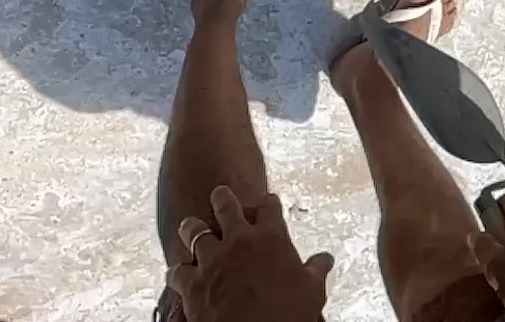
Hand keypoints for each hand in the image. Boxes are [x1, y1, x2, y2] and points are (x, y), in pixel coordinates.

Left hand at [168, 186, 332, 321]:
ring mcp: (214, 261)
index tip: (265, 203)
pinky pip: (178, 270)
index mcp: (271, 236)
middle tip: (219, 195)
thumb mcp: (312, 290)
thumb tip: (326, 259)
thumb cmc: (289, 314)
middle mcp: (240, 240)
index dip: (266, 202)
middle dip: (222, 197)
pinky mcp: (193, 285)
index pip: (268, 205)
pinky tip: (179, 271)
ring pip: (194, 231)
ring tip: (190, 226)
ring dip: (192, 228)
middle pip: (226, 204)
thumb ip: (316, 269)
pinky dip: (178, 270)